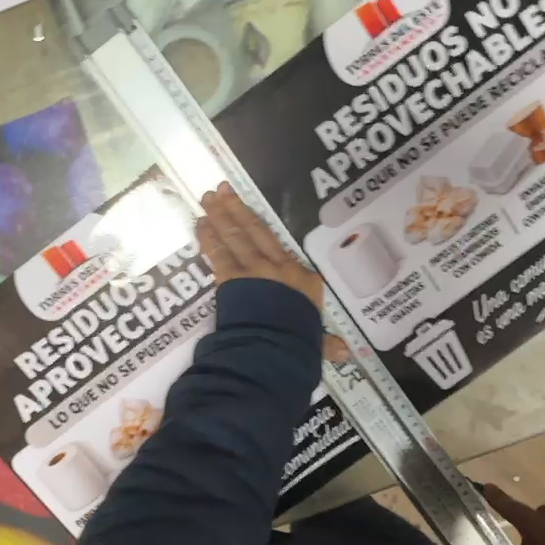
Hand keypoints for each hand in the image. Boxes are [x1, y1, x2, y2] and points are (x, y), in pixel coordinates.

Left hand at [196, 184, 348, 361]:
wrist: (276, 345)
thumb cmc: (298, 341)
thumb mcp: (315, 341)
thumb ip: (325, 342)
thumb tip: (344, 354)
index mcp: (301, 279)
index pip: (280, 251)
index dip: (262, 230)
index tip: (250, 217)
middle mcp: (277, 267)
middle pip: (253, 231)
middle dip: (236, 208)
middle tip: (220, 189)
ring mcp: (252, 269)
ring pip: (233, 236)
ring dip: (218, 215)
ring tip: (206, 198)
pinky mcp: (231, 278)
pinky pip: (217, 253)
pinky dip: (207, 238)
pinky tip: (199, 224)